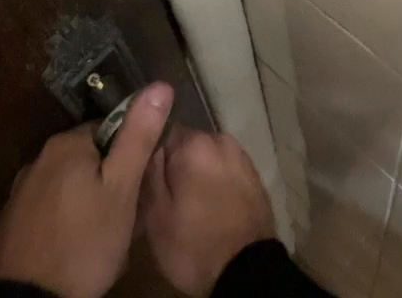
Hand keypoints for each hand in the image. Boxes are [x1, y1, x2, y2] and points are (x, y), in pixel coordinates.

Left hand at [0, 82, 174, 297]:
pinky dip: (65, 221)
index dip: (130, 155)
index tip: (138, 185)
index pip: (110, 129)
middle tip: (124, 213)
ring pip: (68, 185)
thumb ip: (139, 137)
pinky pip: (50, 210)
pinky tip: (75, 246)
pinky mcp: (11, 224)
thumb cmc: (84, 240)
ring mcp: (20, 192)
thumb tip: (160, 84)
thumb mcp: (122, 189)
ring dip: (86, 201)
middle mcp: (37, 159)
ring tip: (102, 234)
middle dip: (108, 180)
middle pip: (89, 157)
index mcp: (66, 143)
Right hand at [142, 127, 277, 294]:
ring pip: (207, 157)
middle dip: (176, 164)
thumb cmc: (193, 244)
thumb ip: (149, 171)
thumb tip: (147, 142)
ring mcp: (241, 156)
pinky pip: (226, 169)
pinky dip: (217, 181)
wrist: (247, 271)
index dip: (151, 154)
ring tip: (189, 204)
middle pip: (186, 144)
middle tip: (167, 196)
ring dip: (198, 172)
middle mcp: (220, 139)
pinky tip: (211, 206)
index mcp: (193, 144)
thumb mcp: (156, 215)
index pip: (162, 132)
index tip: (146, 177)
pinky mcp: (255, 175)